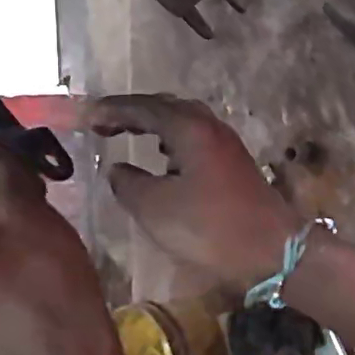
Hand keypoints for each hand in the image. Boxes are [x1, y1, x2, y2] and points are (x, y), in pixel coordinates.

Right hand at [83, 94, 300, 290]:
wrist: (270, 247)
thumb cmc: (209, 227)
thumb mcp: (155, 208)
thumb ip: (128, 184)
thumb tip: (117, 168)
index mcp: (190, 129)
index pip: (145, 107)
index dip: (112, 110)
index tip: (85, 115)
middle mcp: (210, 126)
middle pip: (166, 106)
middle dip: (132, 111)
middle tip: (100, 122)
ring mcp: (225, 142)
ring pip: (183, 120)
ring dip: (153, 123)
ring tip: (123, 133)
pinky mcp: (232, 160)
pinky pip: (194, 136)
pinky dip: (170, 137)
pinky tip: (161, 156)